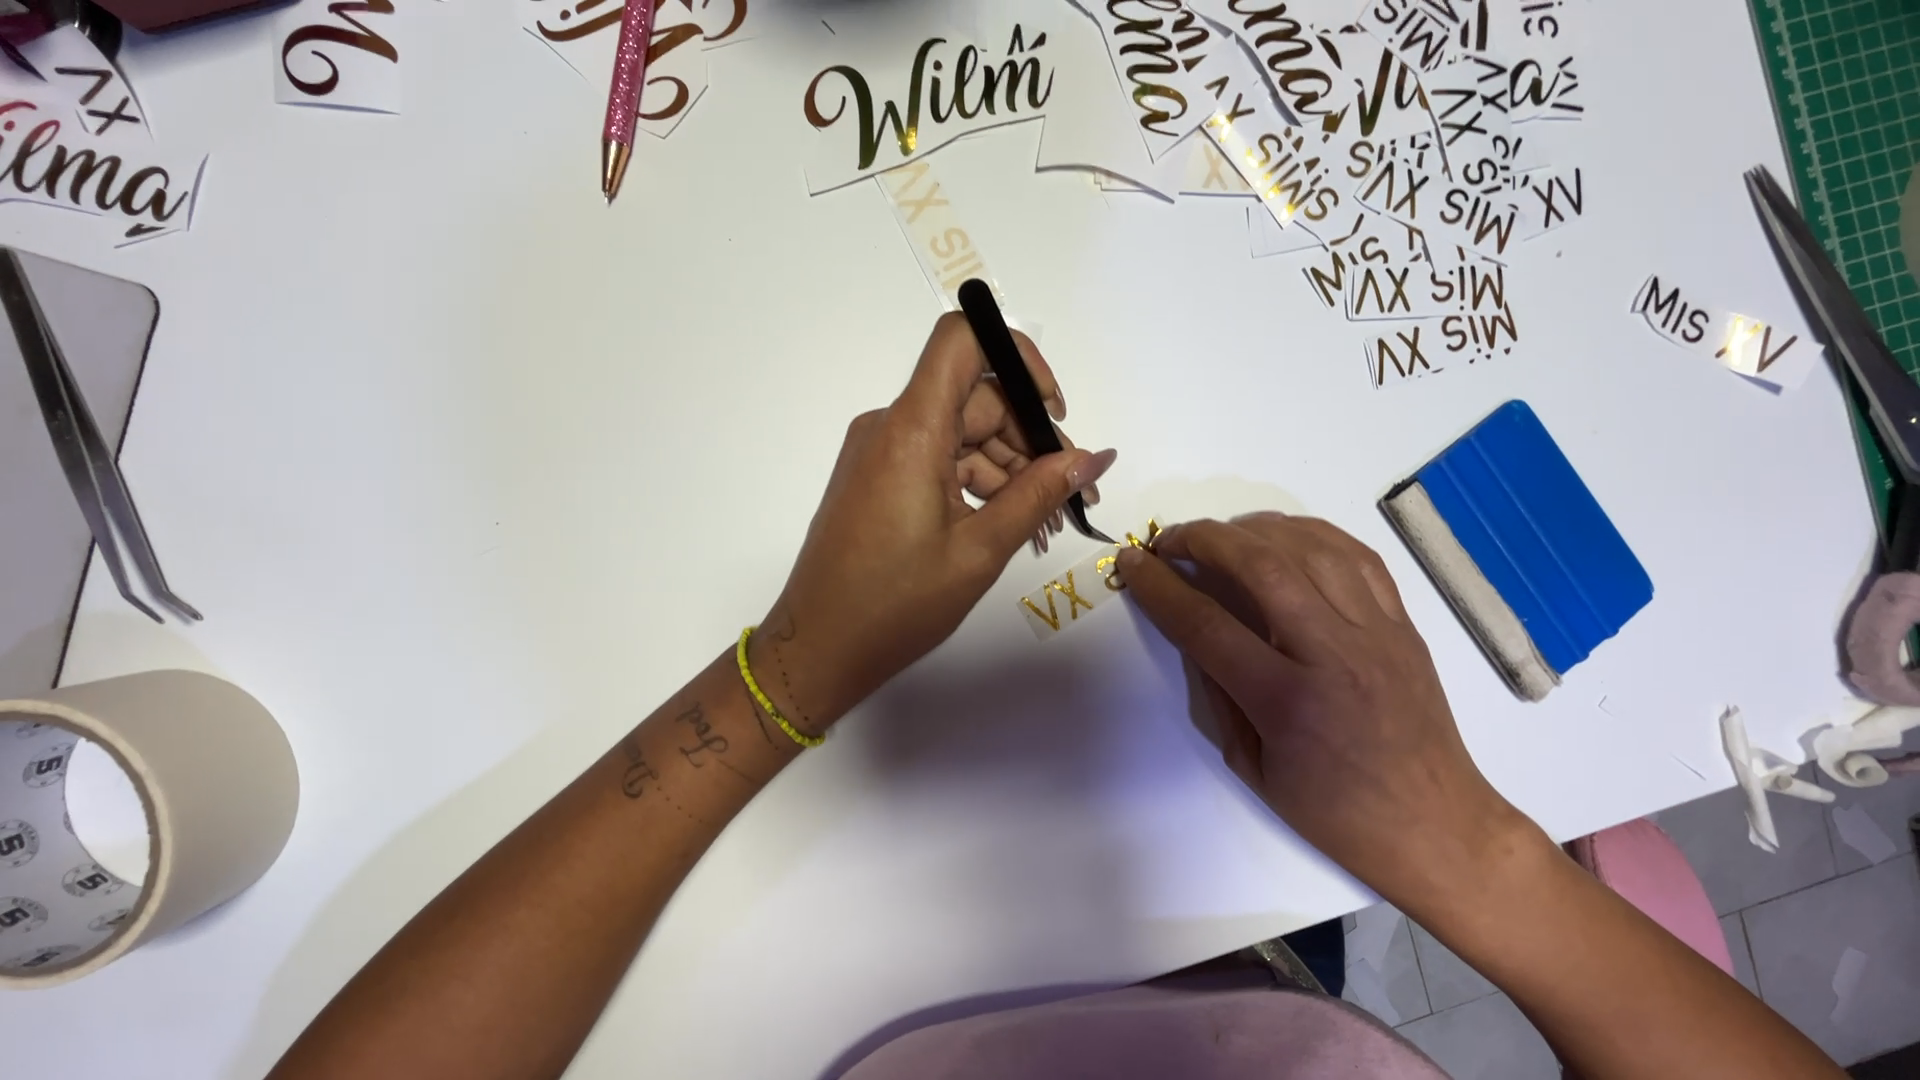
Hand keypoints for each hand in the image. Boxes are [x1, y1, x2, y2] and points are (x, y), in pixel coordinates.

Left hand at [754, 313, 1116, 735]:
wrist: (817, 649)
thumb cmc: (895, 605)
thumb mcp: (980, 550)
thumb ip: (1041, 494)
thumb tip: (1097, 457)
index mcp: (911, 429)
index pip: (962, 340)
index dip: (1017, 356)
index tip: (1053, 409)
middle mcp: (891, 426)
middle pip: (975, 398)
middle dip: (1030, 439)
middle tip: (1073, 493)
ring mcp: (881, 452)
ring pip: (963, 434)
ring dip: (1010, 470)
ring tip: (1045, 523)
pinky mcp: (878, 477)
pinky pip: (940, 460)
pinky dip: (978, 485)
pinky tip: (1009, 524)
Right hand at [1116, 514, 1529, 911]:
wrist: (1435, 823)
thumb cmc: (1331, 811)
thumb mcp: (1251, 764)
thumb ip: (1216, 691)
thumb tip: (1191, 630)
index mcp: (1286, 701)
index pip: (1207, 623)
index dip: (1160, 586)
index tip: (1131, 562)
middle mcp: (1333, 653)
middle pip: (1261, 566)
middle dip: (1203, 539)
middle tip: (1170, 540)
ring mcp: (1375, 632)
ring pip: (1310, 547)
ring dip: (1253, 528)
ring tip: (1220, 535)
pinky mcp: (1403, 623)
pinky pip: (1356, 554)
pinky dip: (1311, 532)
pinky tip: (1281, 536)